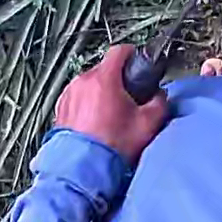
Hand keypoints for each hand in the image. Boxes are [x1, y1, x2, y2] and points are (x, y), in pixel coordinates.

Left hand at [53, 44, 170, 166]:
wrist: (82, 171)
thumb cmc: (111, 148)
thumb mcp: (147, 125)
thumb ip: (159, 104)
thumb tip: (160, 97)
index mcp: (104, 79)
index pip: (119, 51)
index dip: (132, 54)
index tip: (137, 63)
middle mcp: (83, 82)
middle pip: (105, 69)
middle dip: (118, 79)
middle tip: (129, 98)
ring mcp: (69, 95)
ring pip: (90, 84)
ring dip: (101, 92)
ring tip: (111, 114)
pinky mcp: (61, 109)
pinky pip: (78, 98)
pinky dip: (87, 104)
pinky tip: (96, 122)